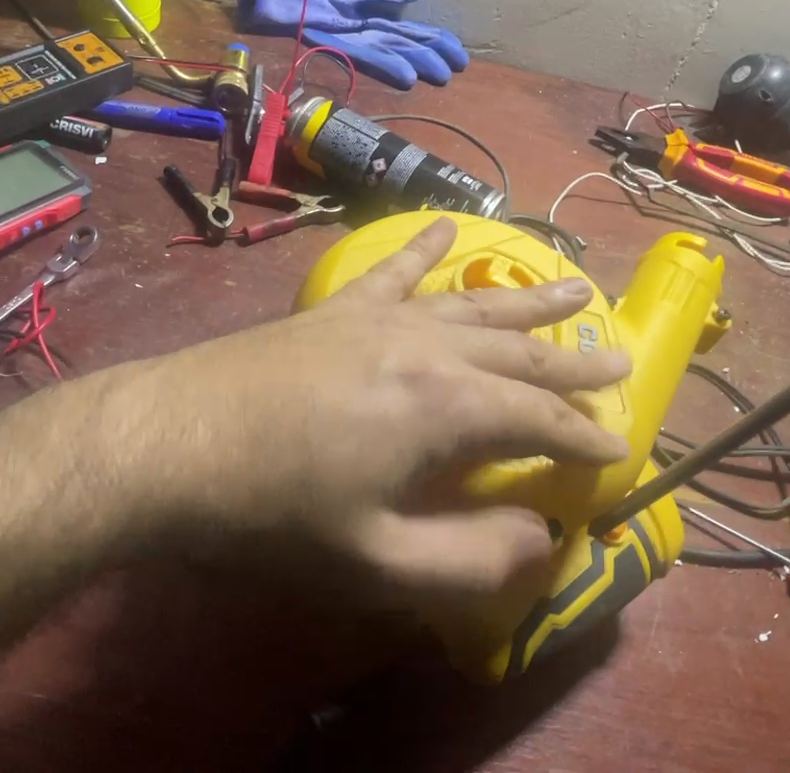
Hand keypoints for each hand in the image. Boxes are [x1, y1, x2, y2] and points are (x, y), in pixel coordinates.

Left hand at [108, 218, 630, 594]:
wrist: (166, 444)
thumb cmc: (271, 515)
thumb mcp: (376, 563)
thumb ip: (471, 559)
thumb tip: (542, 538)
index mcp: (445, 407)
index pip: (539, 419)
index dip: (584, 437)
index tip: (622, 449)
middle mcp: (425, 346)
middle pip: (518, 351)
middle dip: (574, 361)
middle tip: (622, 360)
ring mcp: (377, 318)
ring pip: (472, 303)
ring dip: (527, 301)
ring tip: (577, 284)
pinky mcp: (334, 310)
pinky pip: (392, 270)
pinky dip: (425, 248)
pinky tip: (447, 226)